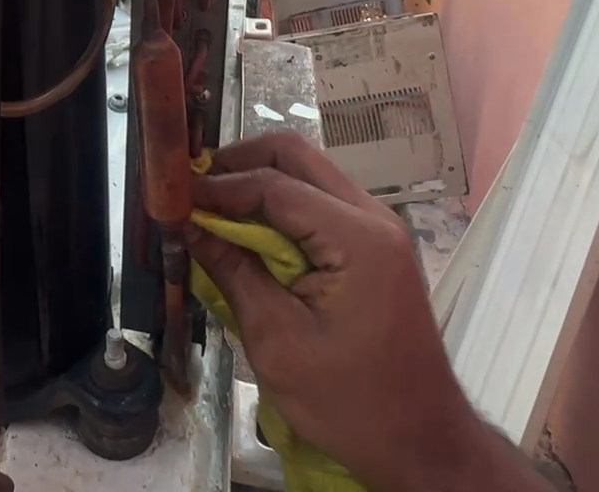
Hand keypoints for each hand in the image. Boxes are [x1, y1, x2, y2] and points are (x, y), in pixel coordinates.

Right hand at [190, 134, 542, 491]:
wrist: (422, 444)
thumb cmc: (351, 403)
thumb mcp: (278, 341)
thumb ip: (233, 272)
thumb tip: (188, 225)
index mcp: (357, 239)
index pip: (275, 185)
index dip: (219, 186)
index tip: (176, 195)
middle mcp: (374, 217)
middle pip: (296, 155)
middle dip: (238, 163)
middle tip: (194, 186)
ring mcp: (378, 227)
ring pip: (308, 171)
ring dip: (257, 178)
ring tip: (212, 203)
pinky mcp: (373, 243)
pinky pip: (318, 199)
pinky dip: (278, 201)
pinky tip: (247, 225)